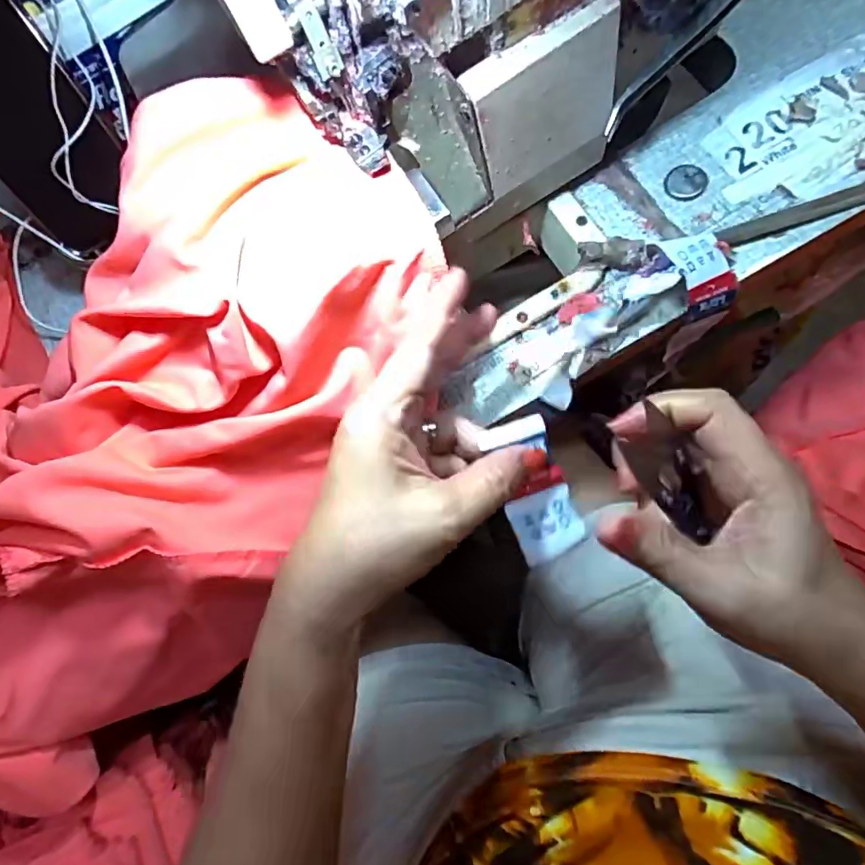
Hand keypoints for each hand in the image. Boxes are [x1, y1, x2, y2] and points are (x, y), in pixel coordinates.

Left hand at [274, 269, 541, 636]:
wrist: (330, 589)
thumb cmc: (380, 545)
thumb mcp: (447, 513)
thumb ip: (495, 479)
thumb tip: (533, 454)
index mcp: (382, 415)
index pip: (418, 351)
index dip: (443, 312)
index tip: (459, 275)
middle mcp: (378, 417)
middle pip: (424, 368)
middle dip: (458, 344)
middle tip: (490, 315)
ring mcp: (381, 441)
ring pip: (435, 413)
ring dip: (469, 426)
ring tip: (500, 452)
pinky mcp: (388, 464)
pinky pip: (431, 442)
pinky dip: (458, 452)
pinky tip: (480, 473)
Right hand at [596, 389, 864, 666]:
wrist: (834, 639)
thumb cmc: (783, 613)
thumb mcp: (713, 588)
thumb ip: (657, 551)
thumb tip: (601, 524)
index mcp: (761, 473)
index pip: (711, 409)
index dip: (660, 410)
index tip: (619, 437)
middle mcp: (753, 464)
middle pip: (691, 420)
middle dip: (647, 441)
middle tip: (627, 489)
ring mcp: (744, 478)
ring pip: (686, 444)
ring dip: (650, 464)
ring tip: (638, 506)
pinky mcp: (734, 496)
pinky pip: (689, 470)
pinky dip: (662, 483)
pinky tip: (655, 517)